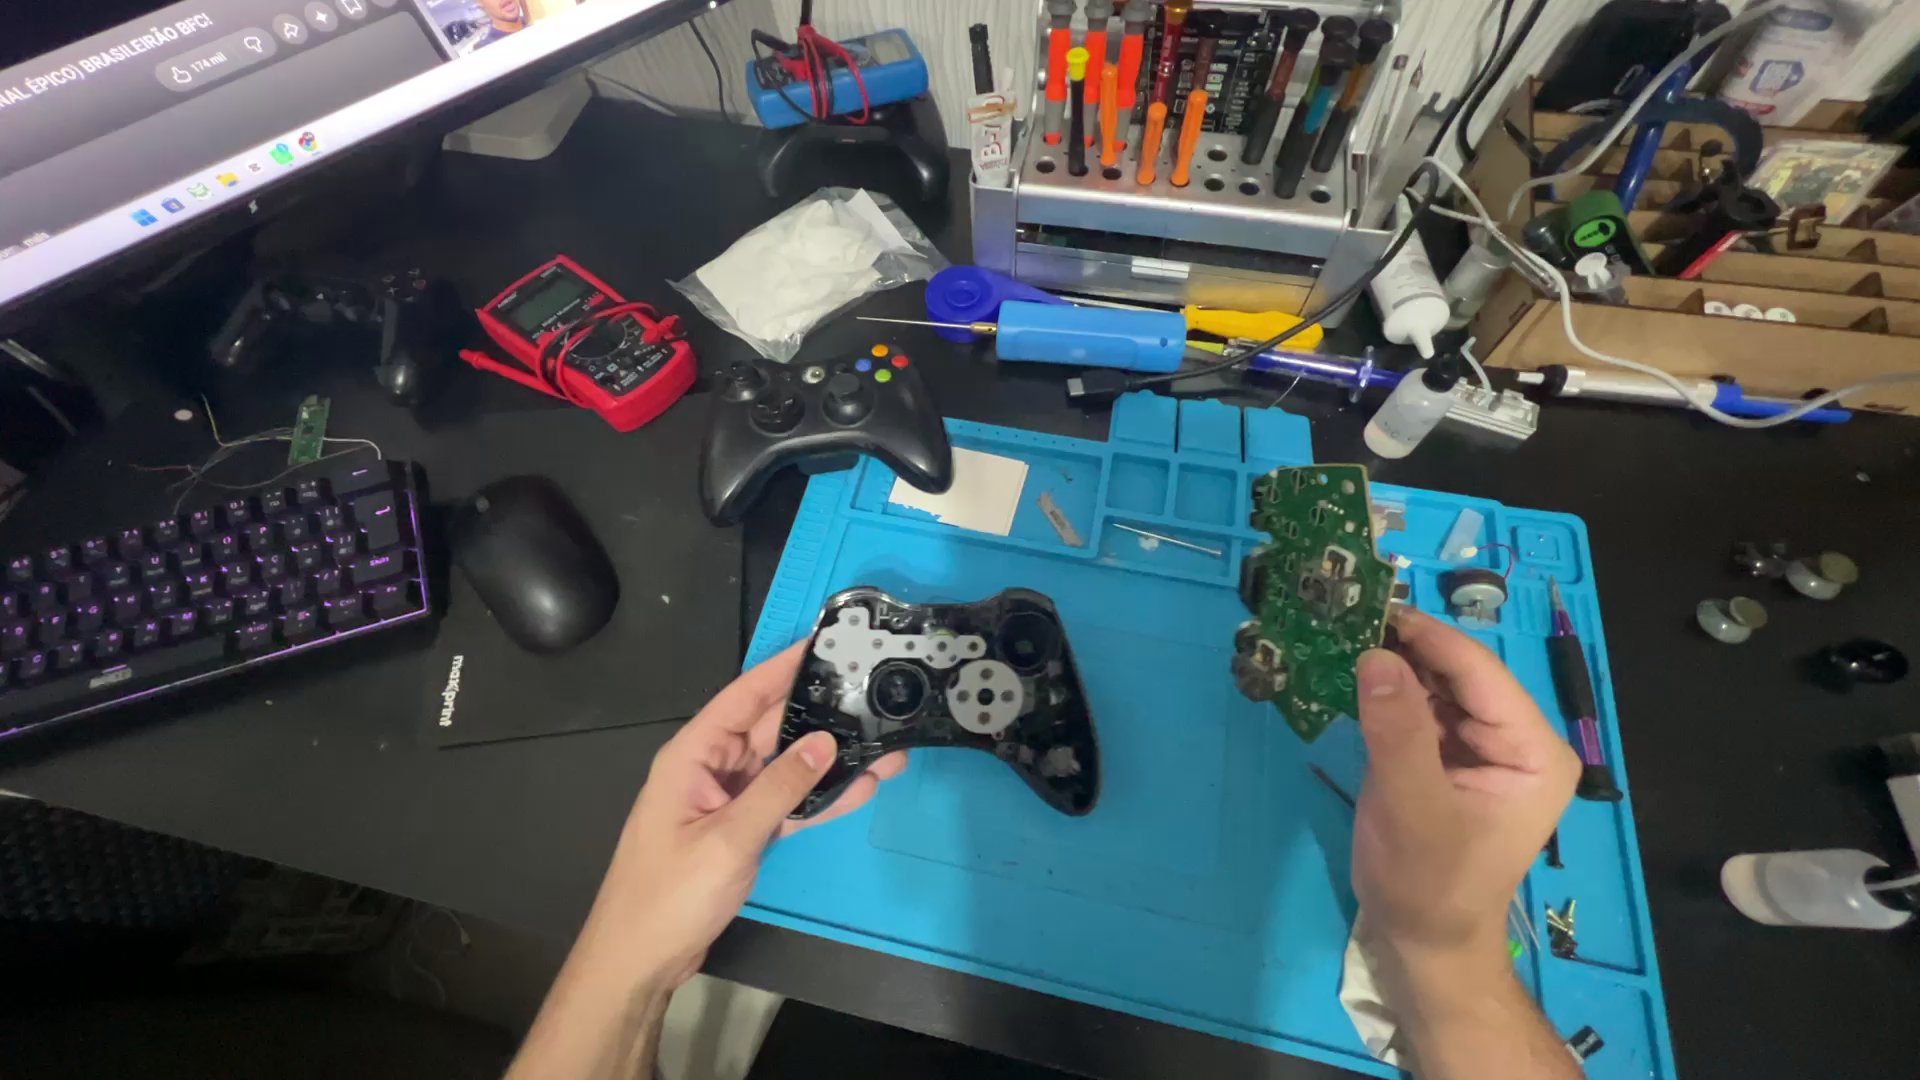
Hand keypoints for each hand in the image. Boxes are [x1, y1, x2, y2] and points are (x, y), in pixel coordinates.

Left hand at [579, 641, 907, 990]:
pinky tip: (862, 787)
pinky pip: (790, 802)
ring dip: (832, 760)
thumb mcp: (727, 838)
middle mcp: (715, 766)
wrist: (639, 965)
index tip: (824, 645)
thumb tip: (827, 741)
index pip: (745, 695)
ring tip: (886, 748)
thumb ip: (779, 788)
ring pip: (789, 766)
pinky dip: (822, 797)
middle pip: (775, 728)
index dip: (783, 667)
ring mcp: (733, 798)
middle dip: (822, 715)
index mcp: (695, 753)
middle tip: (872, 698)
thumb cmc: (668, 895)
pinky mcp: (746, 828)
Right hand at [1351, 608, 1578, 982]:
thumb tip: (1374, 655)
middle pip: (1454, 671)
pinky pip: (1410, 704)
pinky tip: (1341, 670)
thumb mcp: (1412, 808)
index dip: (1426, 635)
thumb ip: (1397, 731)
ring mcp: (1474, 743)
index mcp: (1529, 749)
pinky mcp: (1438, 751)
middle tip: (1340, 615)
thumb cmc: (1427, 880)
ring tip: (1334, 633)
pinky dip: (1378, 687)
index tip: (1367, 606)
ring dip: (1385, 660)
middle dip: (1402, 643)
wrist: (1418, 934)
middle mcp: (1509, 737)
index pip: (1478, 672)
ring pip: (1429, 681)